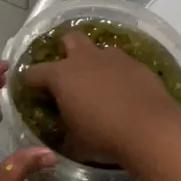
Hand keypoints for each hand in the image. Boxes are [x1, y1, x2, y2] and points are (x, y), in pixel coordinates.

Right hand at [19, 31, 180, 166]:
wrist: (150, 129)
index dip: (30, 82)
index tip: (33, 92)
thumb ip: (65, 131)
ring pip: (100, 50)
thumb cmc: (103, 136)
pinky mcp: (138, 64)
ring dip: (96, 63)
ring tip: (102, 86)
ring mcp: (114, 58)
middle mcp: (85, 59)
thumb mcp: (74, 142)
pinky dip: (120, 75)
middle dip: (66, 51)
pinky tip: (126, 94)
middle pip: (69, 39)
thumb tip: (64, 134)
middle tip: (70, 75)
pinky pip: (123, 64)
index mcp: (61, 75)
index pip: (34, 72)